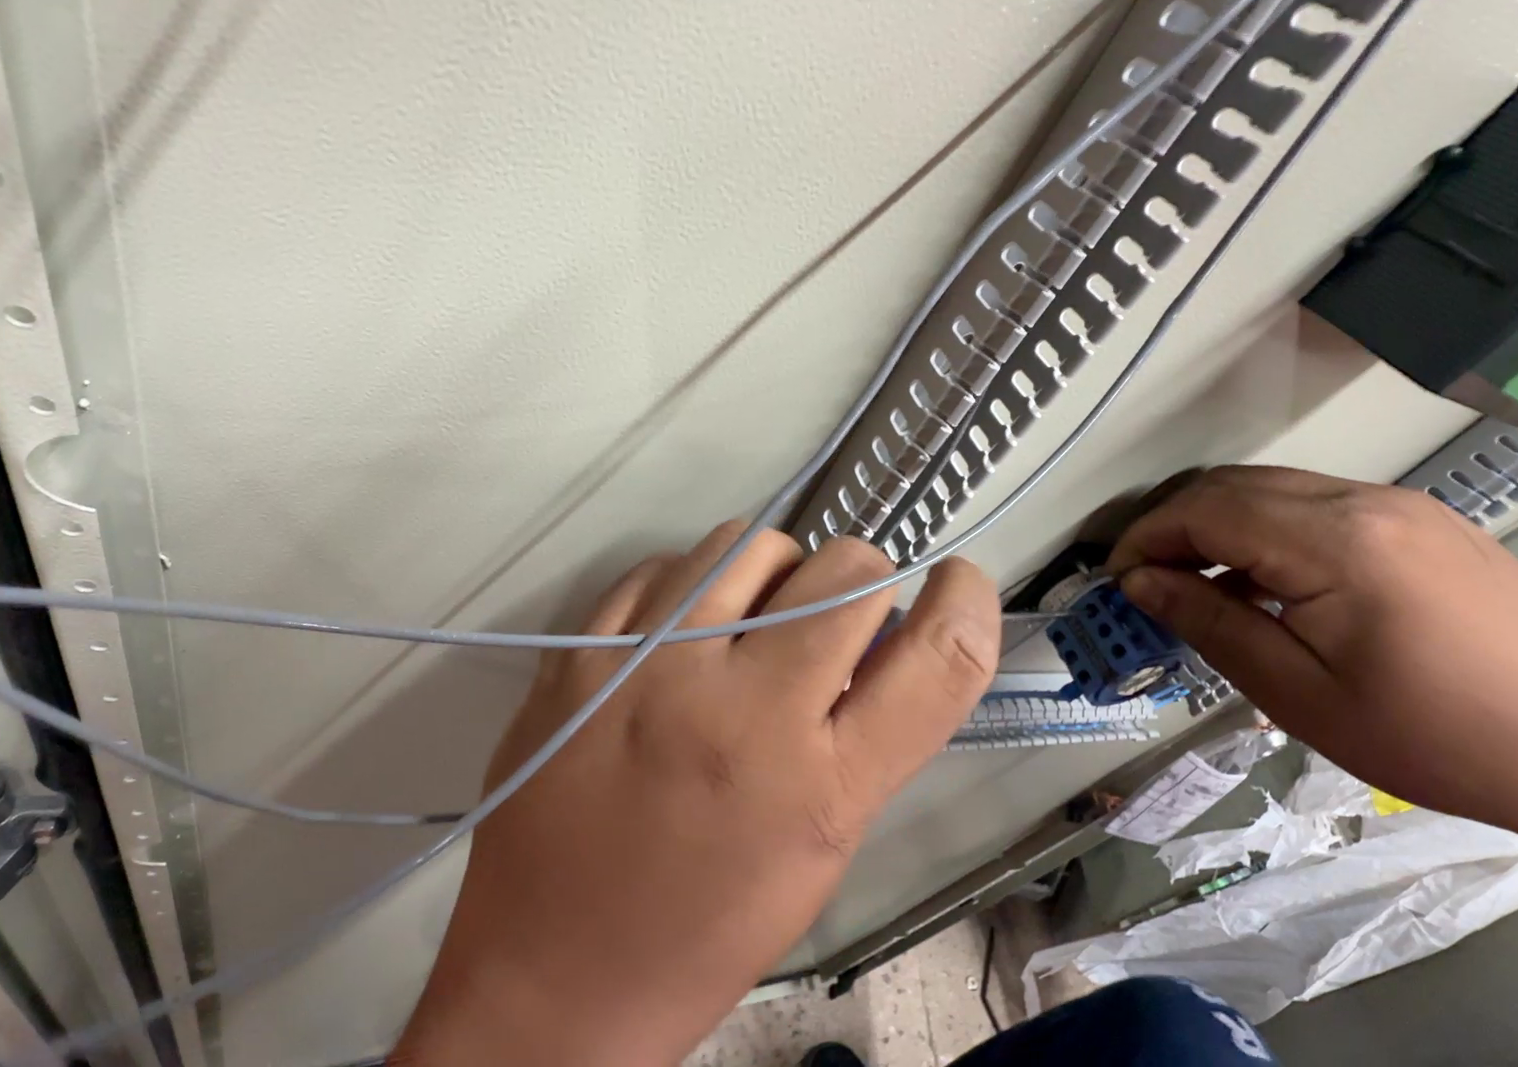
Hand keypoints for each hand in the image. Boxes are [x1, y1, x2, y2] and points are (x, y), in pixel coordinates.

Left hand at [392, 523, 999, 1065]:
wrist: (550, 973)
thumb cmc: (701, 930)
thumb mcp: (816, 849)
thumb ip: (861, 737)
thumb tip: (879, 636)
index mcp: (820, 786)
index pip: (938, 657)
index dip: (968, 602)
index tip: (957, 585)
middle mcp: (739, 709)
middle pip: (850, 571)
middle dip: (862, 584)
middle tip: (833, 625)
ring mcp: (648, 669)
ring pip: (750, 544)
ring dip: (777, 572)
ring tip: (754, 620)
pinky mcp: (579, 654)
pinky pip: (663, 565)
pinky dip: (692, 583)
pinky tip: (683, 629)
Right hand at [1107, 466, 1517, 914]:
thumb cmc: (1437, 737)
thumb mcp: (1298, 693)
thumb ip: (1210, 624)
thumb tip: (1140, 583)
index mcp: (1335, 542)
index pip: (1206, 510)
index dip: (1146, 537)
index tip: (1115, 580)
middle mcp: (1368, 502)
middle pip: (1235, 484)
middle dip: (1173, 524)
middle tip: (1142, 579)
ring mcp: (1404, 507)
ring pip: (1274, 488)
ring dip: (1217, 524)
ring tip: (1192, 583)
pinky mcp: (1426, 523)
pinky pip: (1318, 505)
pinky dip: (1265, 529)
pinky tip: (1261, 581)